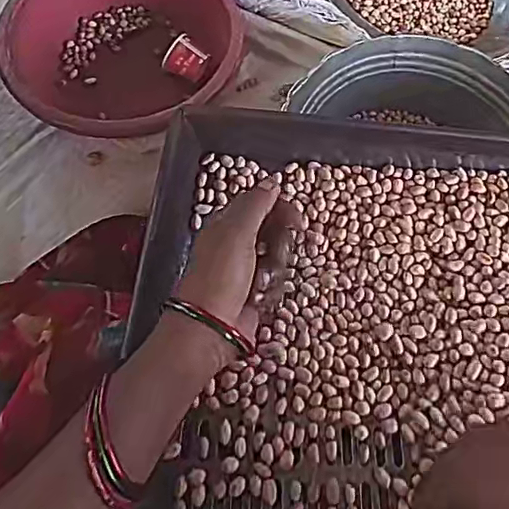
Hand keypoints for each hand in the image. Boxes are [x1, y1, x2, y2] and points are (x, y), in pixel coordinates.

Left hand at [172, 177, 300, 342]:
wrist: (212, 326)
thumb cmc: (220, 275)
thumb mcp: (237, 231)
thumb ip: (256, 204)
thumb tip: (273, 182)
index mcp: (227, 222)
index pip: (262, 204)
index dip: (281, 210)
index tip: (297, 220)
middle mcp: (237, 242)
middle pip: (275, 231)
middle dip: (279, 246)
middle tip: (271, 256)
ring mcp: (248, 268)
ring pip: (280, 258)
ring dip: (274, 271)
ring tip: (259, 282)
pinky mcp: (256, 292)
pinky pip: (278, 282)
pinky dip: (271, 290)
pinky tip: (258, 298)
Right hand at [411, 427, 508, 508]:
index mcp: (480, 477)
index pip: (434, 487)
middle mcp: (492, 447)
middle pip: (447, 459)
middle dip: (436, 485)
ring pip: (469, 443)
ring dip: (457, 466)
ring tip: (461, 497)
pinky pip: (495, 439)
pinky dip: (483, 456)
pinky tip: (493, 480)